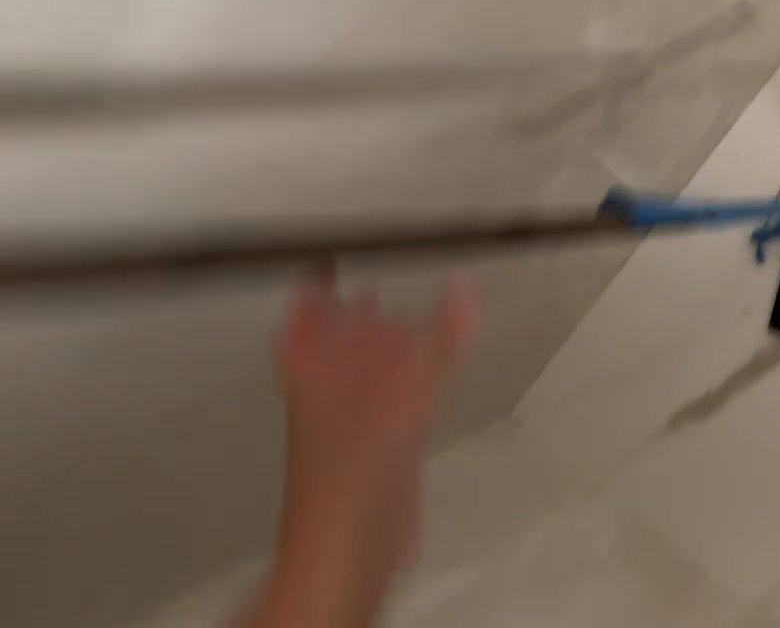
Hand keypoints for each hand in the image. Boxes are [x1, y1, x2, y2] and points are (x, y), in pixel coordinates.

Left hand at [250, 265, 477, 627]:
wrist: (354, 542)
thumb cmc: (360, 463)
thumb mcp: (406, 391)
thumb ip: (440, 337)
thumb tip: (462, 281)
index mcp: (319, 374)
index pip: (305, 316)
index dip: (313, 282)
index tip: (327, 247)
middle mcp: (333, 389)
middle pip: (337, 336)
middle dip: (352, 305)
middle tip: (375, 267)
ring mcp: (357, 414)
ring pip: (368, 360)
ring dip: (384, 333)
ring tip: (406, 303)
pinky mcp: (385, 435)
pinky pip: (398, 385)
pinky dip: (415, 364)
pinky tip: (434, 357)